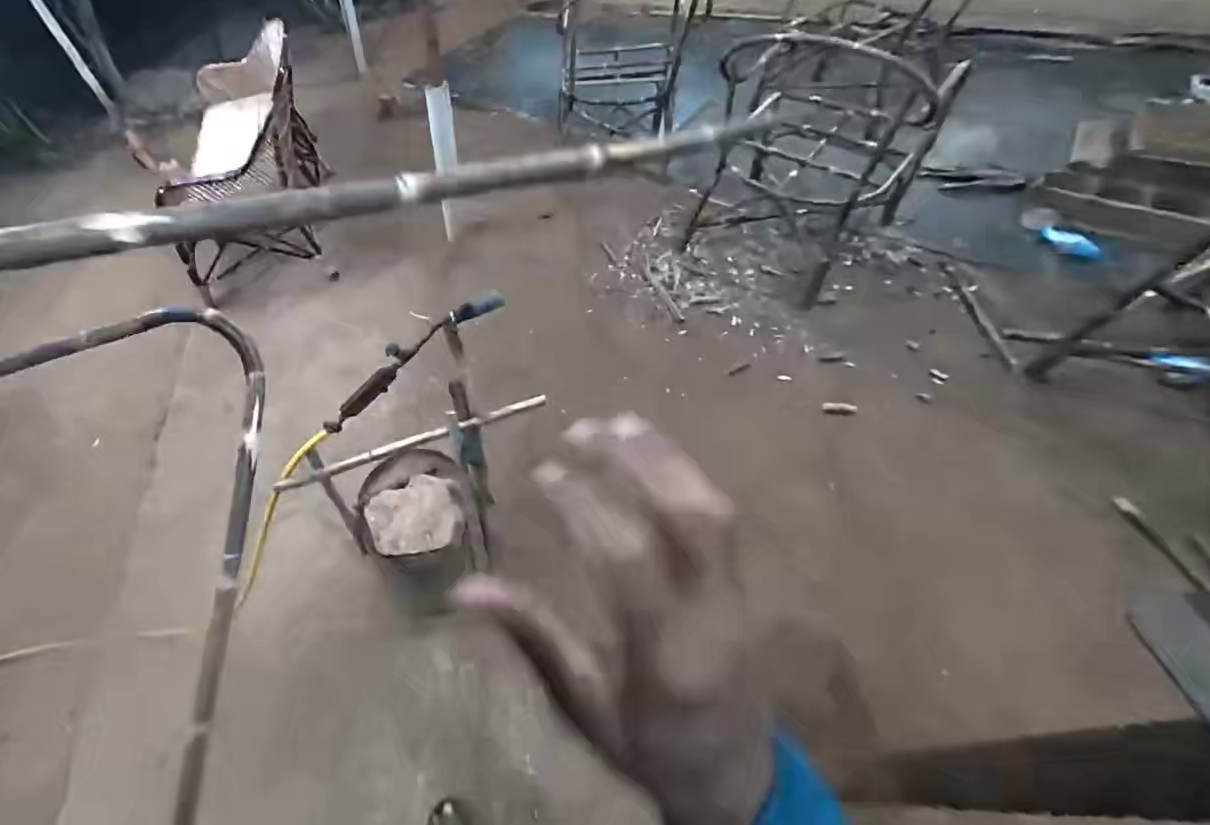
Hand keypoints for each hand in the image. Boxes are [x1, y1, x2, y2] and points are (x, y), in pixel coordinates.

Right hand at [453, 416, 771, 824]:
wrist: (742, 787)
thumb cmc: (648, 746)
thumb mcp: (582, 701)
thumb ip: (531, 635)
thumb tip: (463, 589)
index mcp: (667, 651)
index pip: (628, 557)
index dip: (583, 504)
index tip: (543, 472)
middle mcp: (712, 616)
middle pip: (692, 520)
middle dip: (637, 463)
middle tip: (583, 429)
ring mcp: (739, 601)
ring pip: (715, 513)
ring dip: (665, 459)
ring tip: (619, 422)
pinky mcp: (746, 590)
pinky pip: (722, 520)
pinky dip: (684, 476)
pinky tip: (653, 454)